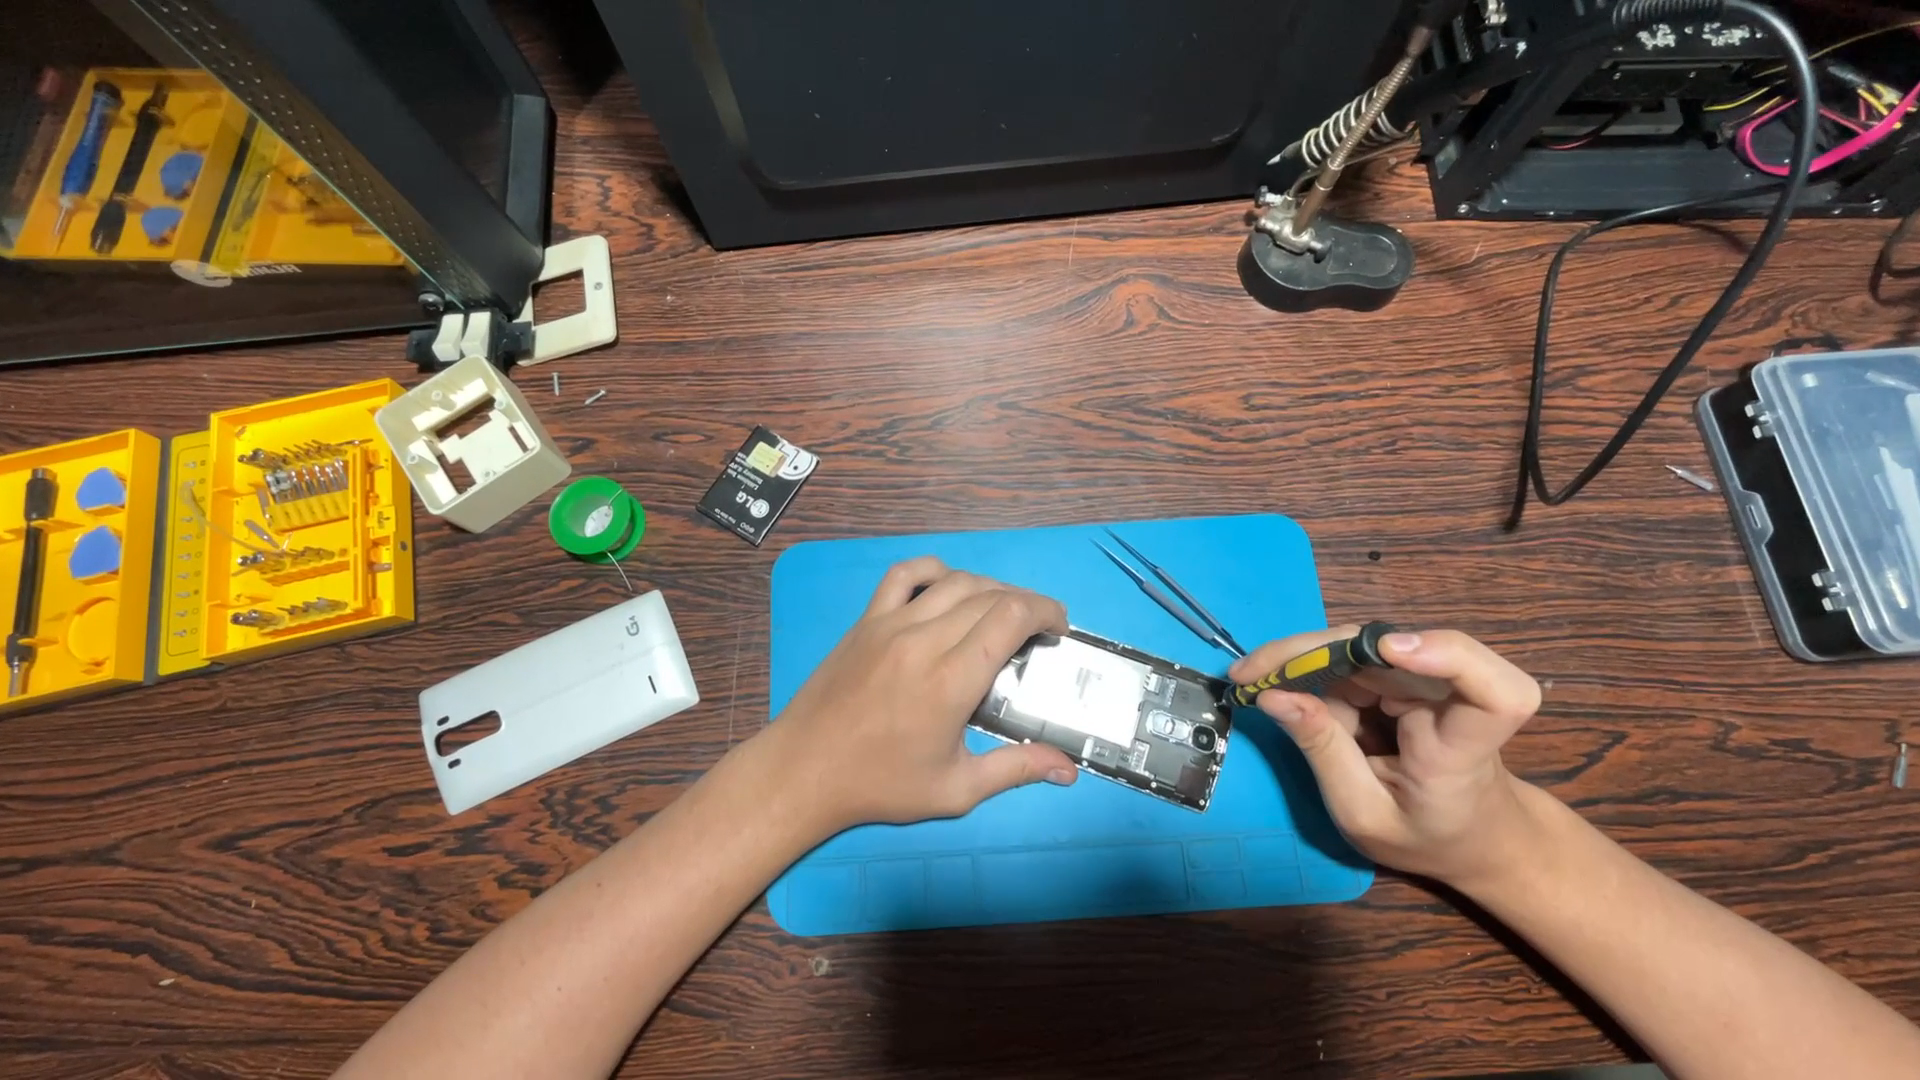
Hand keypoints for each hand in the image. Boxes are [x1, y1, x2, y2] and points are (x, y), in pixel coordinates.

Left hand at [767, 557, 1077, 831]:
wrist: (804, 770)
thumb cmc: (880, 784)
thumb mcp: (955, 789)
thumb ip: (1015, 770)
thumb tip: (1070, 771)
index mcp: (951, 680)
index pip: (1010, 617)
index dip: (1045, 611)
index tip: (1058, 629)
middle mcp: (924, 640)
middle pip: (989, 595)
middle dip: (1026, 602)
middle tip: (1038, 627)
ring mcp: (890, 624)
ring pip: (953, 581)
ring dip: (989, 587)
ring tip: (1002, 610)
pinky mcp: (866, 621)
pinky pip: (903, 575)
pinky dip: (933, 570)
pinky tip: (948, 586)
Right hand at [1229, 627, 1541, 888]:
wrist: (1476, 833)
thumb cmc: (1427, 836)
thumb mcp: (1363, 812)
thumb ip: (1323, 753)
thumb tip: (1272, 695)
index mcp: (1461, 748)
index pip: (1495, 693)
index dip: (1451, 656)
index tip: (1388, 650)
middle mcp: (1452, 700)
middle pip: (1386, 650)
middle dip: (1309, 653)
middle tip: (1246, 673)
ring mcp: (1429, 680)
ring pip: (1357, 646)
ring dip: (1298, 658)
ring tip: (1250, 680)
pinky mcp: (1406, 675)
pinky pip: (1350, 657)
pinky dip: (1307, 666)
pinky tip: (1274, 679)